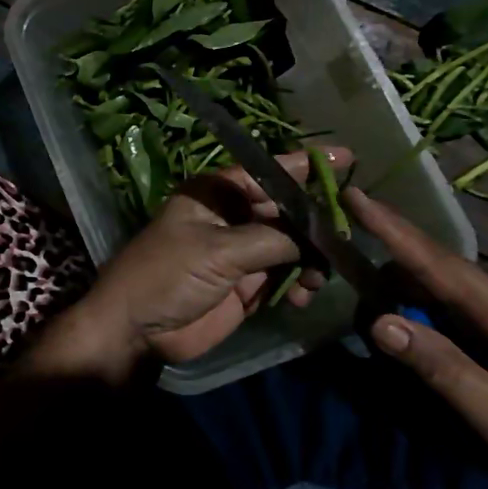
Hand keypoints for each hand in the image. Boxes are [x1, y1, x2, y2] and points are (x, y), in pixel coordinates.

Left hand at [18, 147, 348, 381]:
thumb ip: (271, 240)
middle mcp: (229, 217)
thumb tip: (317, 237)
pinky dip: (298, 284)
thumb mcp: (218, 251)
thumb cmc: (167, 275)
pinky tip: (303, 296)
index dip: (303, 165)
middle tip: (349, 234)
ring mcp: (239, 252)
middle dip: (315, 221)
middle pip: (284, 210)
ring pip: (290, 245)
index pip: (265, 172)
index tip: (346, 158)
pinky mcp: (245, 285)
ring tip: (318, 276)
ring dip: (310, 259)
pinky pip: (284, 276)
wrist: (137, 330)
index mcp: (214, 194)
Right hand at [348, 187, 487, 488]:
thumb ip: (443, 368)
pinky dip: (418, 299)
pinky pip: (454, 302)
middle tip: (336, 238)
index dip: (394, 230)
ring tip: (356, 284)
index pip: (443, 266)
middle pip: (439, 266)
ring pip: (444, 282)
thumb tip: (379, 321)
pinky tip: (398, 312)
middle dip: (387, 247)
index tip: (356, 196)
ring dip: (399, 279)